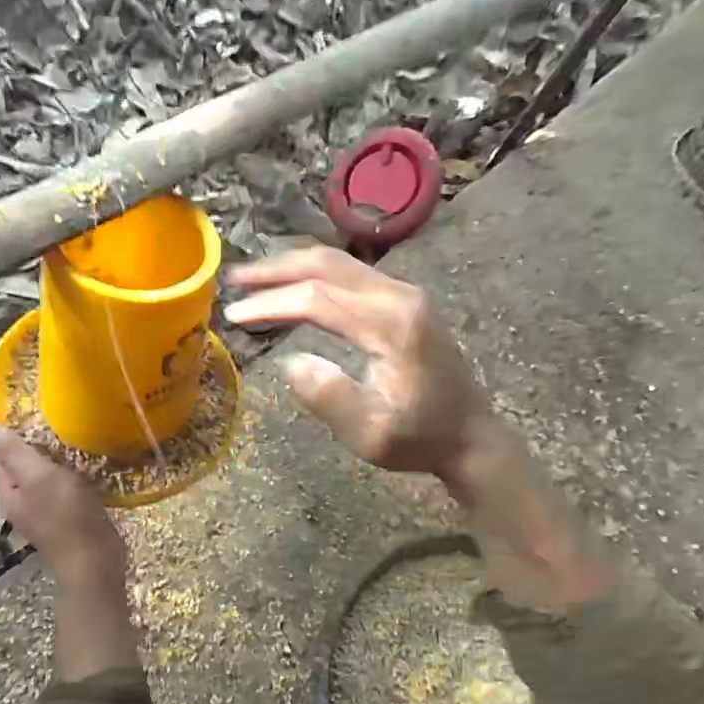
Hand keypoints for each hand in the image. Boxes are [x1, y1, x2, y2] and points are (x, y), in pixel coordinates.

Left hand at [0, 425, 139, 679]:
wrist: (95, 561)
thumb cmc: (66, 516)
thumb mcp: (39, 477)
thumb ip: (14, 453)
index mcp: (10, 492)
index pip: (1, 456)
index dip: (10, 433)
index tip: (30, 411)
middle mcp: (23, 502)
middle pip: (24, 466)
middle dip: (36, 445)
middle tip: (57, 421)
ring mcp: (46, 512)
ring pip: (46, 477)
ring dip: (56, 460)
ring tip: (73, 439)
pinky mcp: (68, 519)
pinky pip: (66, 489)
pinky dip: (72, 476)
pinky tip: (88, 467)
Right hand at [225, 249, 608, 609]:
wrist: (470, 435)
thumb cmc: (419, 439)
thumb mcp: (371, 434)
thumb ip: (331, 398)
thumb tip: (291, 362)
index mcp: (392, 325)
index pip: (318, 299)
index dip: (271, 304)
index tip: (233, 315)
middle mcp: (400, 296)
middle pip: (327, 265)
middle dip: (275, 270)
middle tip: (234, 279)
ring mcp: (405, 294)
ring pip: (339, 263)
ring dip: (292, 267)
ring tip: (253, 279)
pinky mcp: (404, 301)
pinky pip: (351, 274)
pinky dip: (314, 275)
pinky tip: (292, 286)